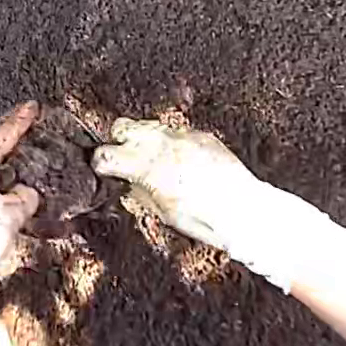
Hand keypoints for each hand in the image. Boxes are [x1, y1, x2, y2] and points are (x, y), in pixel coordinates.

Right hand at [91, 117, 329, 289]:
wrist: (244, 209)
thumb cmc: (205, 219)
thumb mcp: (162, 213)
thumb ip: (140, 191)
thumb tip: (128, 182)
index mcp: (147, 166)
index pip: (106, 154)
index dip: (100, 163)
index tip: (101, 168)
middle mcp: (162, 143)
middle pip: (123, 126)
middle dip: (119, 140)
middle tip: (124, 158)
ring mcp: (183, 136)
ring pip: (150, 126)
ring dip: (146, 140)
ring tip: (153, 161)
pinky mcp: (201, 135)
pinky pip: (177, 134)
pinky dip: (173, 145)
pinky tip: (180, 164)